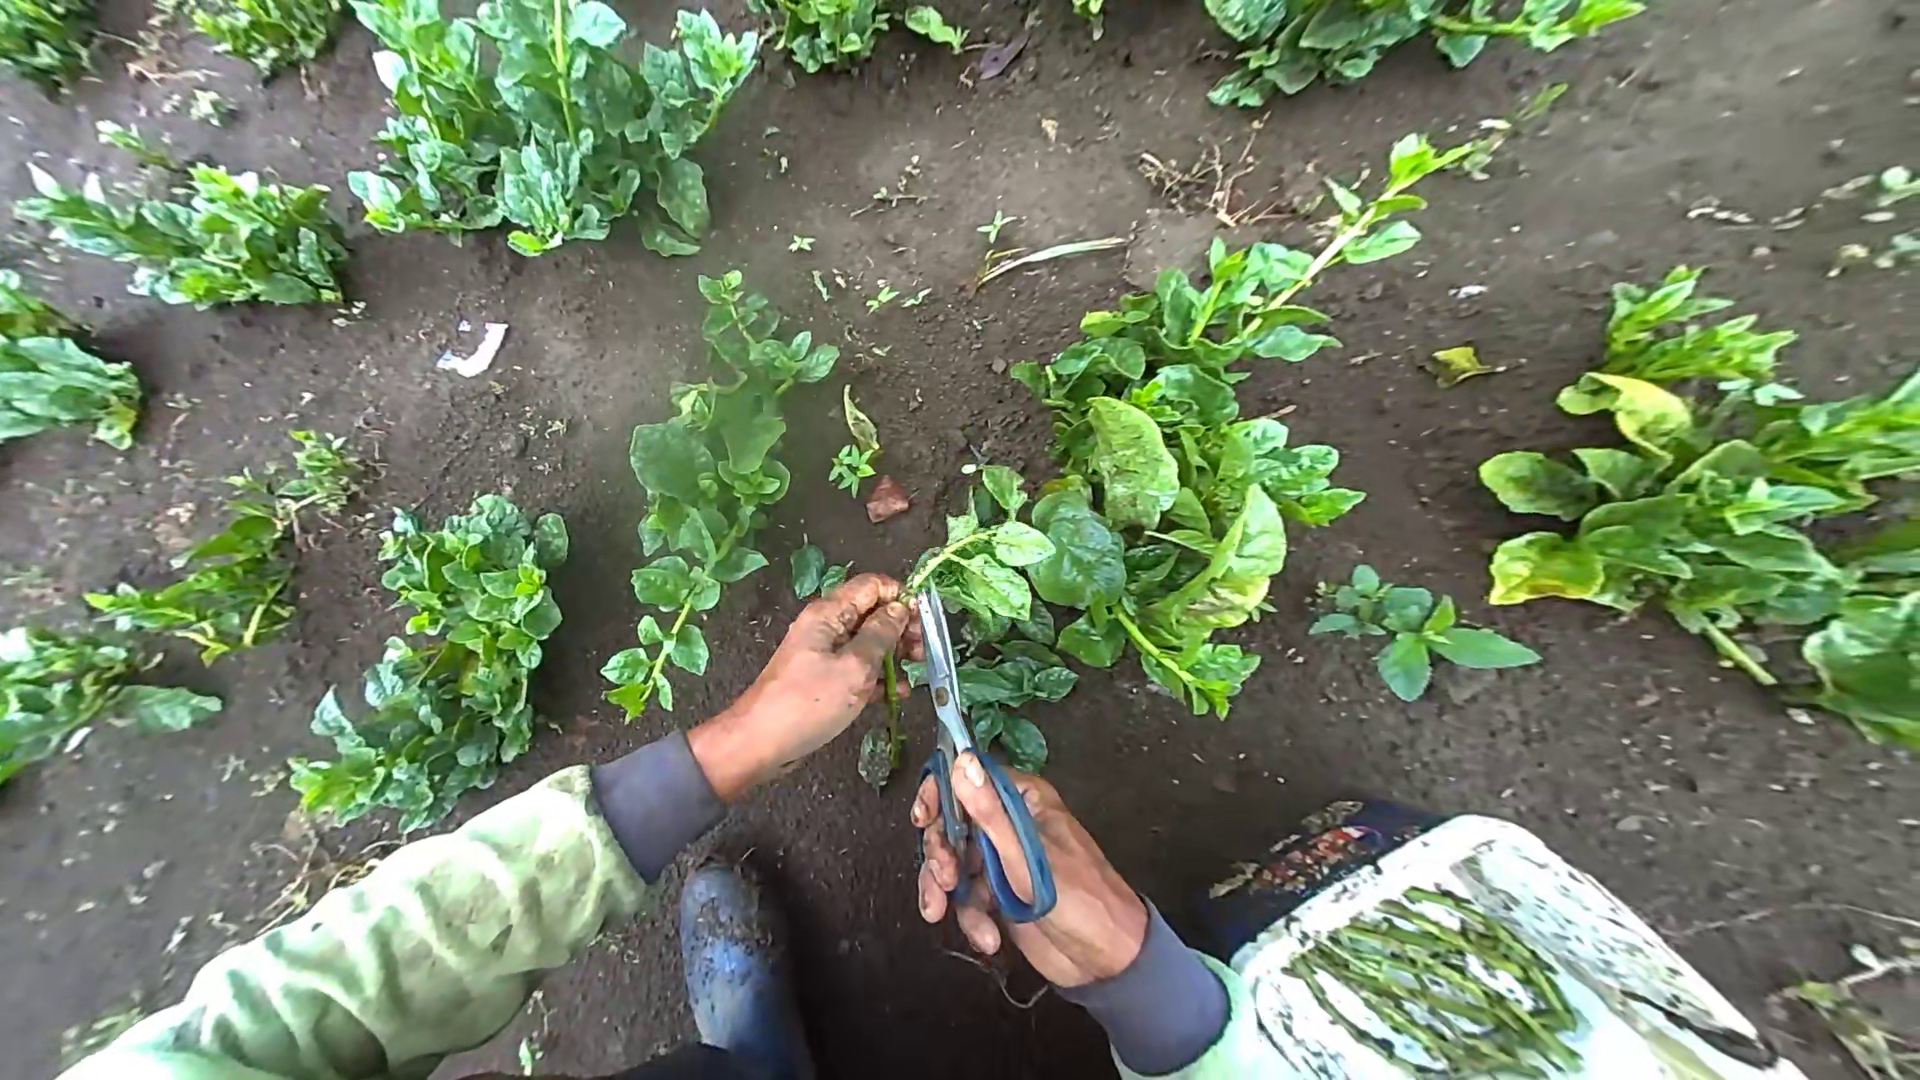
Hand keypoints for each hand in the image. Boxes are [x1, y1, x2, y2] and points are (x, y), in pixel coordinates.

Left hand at [689, 573, 921, 800]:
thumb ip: (882, 633)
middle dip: (901, 627)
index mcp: (830, 613)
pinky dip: (878, 676)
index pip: (872, 585)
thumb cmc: (809, 702)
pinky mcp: (824, 677)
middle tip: (922, 650)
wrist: (760, 744)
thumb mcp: (855, 667)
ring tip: (915, 671)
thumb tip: (900, 608)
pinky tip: (897, 694)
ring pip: (868, 641)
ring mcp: (825, 652)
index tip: (922, 619)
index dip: (900, 596)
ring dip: (894, 653)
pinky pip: (858, 667)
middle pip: (872, 612)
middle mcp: (827, 626)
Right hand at [913, 754, 1147, 986]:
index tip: (922, 818)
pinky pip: (968, 896)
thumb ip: (989, 810)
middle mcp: (1008, 823)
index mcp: (1021, 798)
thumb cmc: (1076, 894)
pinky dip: (971, 918)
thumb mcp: (1025, 854)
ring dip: (946, 889)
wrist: (1106, 961)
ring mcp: (1002, 859)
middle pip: (953, 824)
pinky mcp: (999, 893)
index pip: (969, 779)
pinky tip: (987, 938)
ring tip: (943, 911)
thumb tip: (962, 760)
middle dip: (941, 853)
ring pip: (954, 862)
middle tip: (943, 878)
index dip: (940, 794)